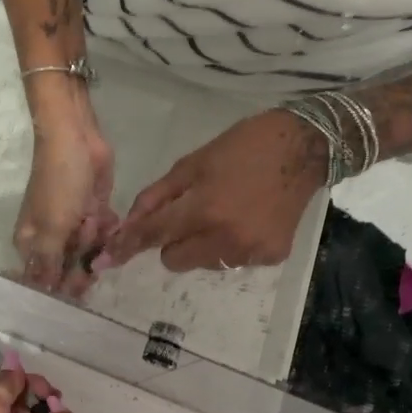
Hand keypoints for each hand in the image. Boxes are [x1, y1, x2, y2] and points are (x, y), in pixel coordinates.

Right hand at [16, 90, 117, 295]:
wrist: (77, 141)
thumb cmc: (58, 184)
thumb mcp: (52, 226)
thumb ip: (50, 263)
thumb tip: (44, 293)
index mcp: (31, 243)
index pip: (42, 280)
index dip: (61, 286)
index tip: (78, 285)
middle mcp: (50, 239)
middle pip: (70, 270)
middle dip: (84, 258)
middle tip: (86, 235)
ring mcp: (73, 227)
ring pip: (91, 253)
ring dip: (98, 239)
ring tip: (94, 216)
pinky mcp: (94, 214)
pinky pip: (106, 236)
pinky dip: (110, 228)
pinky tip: (106, 213)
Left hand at [106, 109, 324, 271]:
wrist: (305, 149)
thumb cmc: (241, 148)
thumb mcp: (189, 165)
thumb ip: (155, 197)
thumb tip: (129, 223)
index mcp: (204, 210)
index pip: (154, 235)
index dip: (128, 246)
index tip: (106, 258)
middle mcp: (227, 238)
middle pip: (174, 259)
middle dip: (168, 242)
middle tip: (184, 216)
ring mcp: (252, 251)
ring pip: (201, 263)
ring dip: (197, 246)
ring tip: (217, 214)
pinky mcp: (271, 257)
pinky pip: (231, 262)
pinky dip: (226, 247)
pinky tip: (241, 221)